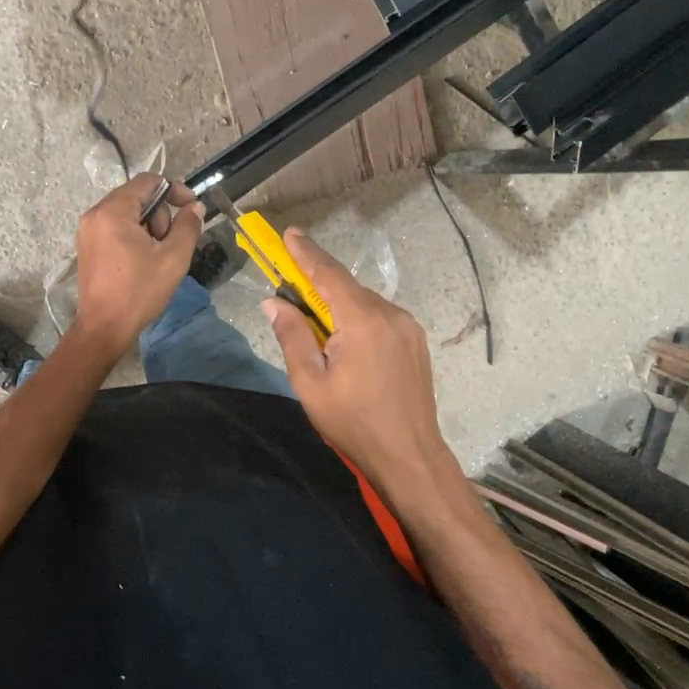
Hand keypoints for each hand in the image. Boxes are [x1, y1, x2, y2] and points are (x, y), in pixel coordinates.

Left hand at [71, 173, 204, 356]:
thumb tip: (195, 207)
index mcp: (113, 211)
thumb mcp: (173, 258)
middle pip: (136, 196)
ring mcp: (87, 230)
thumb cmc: (139, 292)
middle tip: (168, 242)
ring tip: (156, 255)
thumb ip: (188, 226)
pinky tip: (141, 259)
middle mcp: (95, 214)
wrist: (104, 327)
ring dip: (148, 226)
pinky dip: (133, 235)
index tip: (191, 207)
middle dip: (160, 214)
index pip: (147, 181)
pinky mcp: (86, 246)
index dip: (174, 189)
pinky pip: (114, 227)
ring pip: (126, 213)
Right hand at [262, 228, 452, 484]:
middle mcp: (390, 315)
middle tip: (287, 292)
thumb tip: (274, 303)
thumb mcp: (310, 383)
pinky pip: (377, 318)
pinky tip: (342, 343)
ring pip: (362, 304)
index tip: (288, 234)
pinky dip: (354, 319)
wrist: (408, 455)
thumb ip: (292, 337)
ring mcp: (407, 328)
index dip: (305, 253)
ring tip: (314, 331)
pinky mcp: (414, 343)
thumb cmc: (352, 422)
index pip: (328, 275)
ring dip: (335, 307)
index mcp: (362, 321)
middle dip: (315, 284)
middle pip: (345, 288)